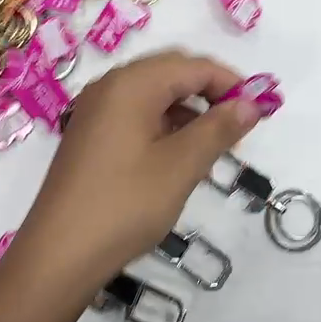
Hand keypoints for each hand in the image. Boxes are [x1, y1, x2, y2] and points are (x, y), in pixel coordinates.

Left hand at [13, 51, 260, 293]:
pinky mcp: (90, 136)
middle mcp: (110, 86)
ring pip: (154, 94)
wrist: (58, 256)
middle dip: (210, 93)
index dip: (231, 83)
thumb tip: (252, 103)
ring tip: (215, 146)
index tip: (261, 110)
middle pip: (172, 73)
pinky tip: (180, 156)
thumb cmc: (124, 205)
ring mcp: (95, 111)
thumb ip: (219, 128)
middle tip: (240, 126)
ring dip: (189, 110)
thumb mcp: (181, 166)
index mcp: (131, 84)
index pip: (193, 65)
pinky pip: (136, 114)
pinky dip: (165, 125)